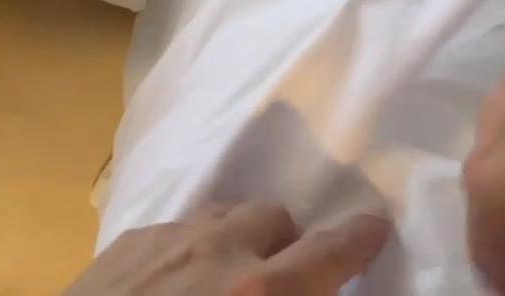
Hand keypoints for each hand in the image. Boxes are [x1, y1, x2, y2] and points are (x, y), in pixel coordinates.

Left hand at [67, 201, 392, 295]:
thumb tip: (306, 292)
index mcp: (258, 293)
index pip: (328, 254)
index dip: (358, 239)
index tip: (376, 224)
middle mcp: (219, 249)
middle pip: (274, 217)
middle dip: (285, 243)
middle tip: (277, 279)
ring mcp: (169, 235)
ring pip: (224, 215)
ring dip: (236, 239)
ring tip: (223, 278)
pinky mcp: (128, 239)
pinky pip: (177, 226)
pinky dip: (189, 248)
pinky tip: (170, 286)